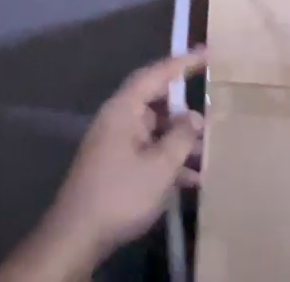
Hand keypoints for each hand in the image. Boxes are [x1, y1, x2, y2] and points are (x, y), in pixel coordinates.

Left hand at [45, 52, 206, 258]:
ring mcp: (115, 143)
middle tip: (213, 113)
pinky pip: (147, 151)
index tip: (207, 52)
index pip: (156, 74)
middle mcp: (118, 119)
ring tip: (208, 152)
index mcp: (124, 109)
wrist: (77, 236)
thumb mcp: (159, 167)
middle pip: (156, 102)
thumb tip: (194, 117)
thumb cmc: (120, 194)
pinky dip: (168, 160)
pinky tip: (192, 180)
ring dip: (179, 141)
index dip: (182, 62)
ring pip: (155, 130)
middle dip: (184, 110)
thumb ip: (181, 137)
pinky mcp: (115, 165)